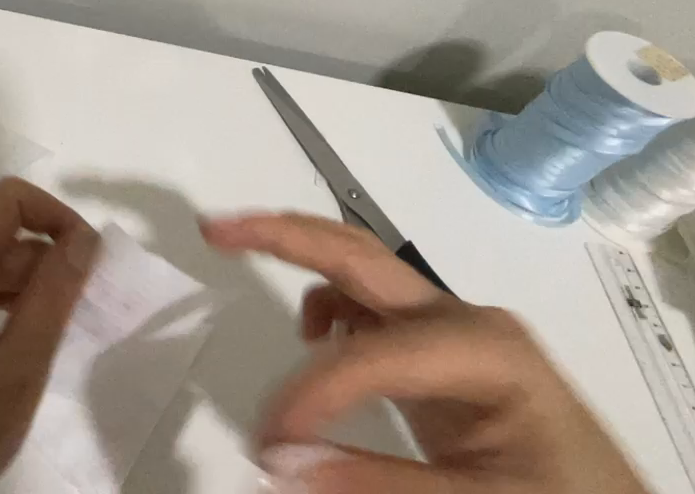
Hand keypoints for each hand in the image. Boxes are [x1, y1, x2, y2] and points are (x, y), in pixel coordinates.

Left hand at [0, 178, 98, 493]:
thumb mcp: (13, 373)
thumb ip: (52, 300)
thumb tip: (84, 239)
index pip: (11, 199)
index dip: (58, 217)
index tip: (92, 265)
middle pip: (5, 236)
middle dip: (52, 266)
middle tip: (85, 324)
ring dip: (33, 295)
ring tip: (57, 348)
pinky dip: (9, 313)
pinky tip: (22, 359)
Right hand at [201, 212, 650, 493]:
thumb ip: (375, 483)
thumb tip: (274, 462)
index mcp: (482, 347)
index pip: (369, 355)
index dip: (309, 393)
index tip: (267, 444)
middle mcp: (461, 317)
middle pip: (355, 254)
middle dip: (280, 234)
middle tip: (213, 227)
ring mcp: (450, 326)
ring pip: (357, 266)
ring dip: (295, 254)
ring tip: (238, 254)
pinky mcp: (439, 346)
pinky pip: (368, 301)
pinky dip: (325, 300)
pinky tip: (314, 336)